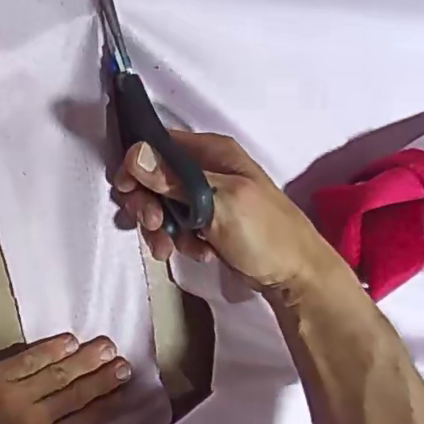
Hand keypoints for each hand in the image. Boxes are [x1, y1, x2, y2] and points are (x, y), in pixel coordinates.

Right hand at [112, 130, 335, 292]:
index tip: (127, 191)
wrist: (295, 277)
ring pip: (159, 204)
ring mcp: (204, 196)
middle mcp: (205, 168)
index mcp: (212, 152)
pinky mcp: (203, 222)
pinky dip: (176, 240)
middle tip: (154, 224)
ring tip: (171, 247)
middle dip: (147, 203)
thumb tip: (136, 154)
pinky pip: (174, 225)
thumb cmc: (265, 233)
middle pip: (152, 177)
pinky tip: (195, 252)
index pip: (157, 145)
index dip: (136, 166)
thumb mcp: (219, 202)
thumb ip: (175, 179)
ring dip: (159, 228)